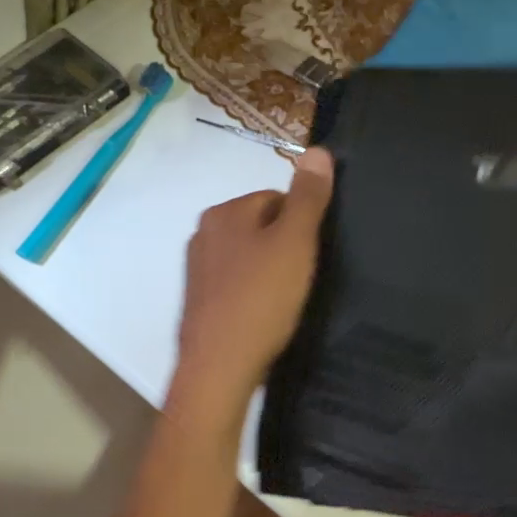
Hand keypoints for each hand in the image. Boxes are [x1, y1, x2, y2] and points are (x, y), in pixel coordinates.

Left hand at [174, 147, 334, 400]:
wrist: (220, 366)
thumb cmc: (261, 300)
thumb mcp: (295, 244)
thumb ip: (308, 199)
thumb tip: (318, 150)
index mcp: (225, 213)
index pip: (276, 199)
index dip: (303, 225)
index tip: (316, 254)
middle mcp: (204, 234)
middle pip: (261, 228)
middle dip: (286, 248)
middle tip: (306, 280)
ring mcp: (198, 271)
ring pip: (249, 260)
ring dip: (271, 275)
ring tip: (289, 302)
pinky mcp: (201, 304)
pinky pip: (238, 287)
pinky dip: (256, 297)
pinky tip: (269, 318)